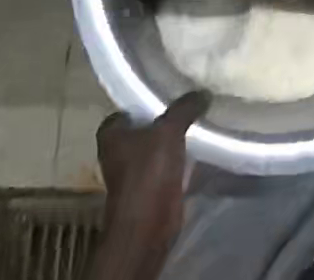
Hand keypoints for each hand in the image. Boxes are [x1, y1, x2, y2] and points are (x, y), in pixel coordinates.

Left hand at [96, 91, 210, 254]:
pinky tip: (200, 147)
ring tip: (199, 119)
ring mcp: (133, 171)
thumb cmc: (148, 171)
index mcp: (110, 133)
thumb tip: (202, 92)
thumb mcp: (169, 130)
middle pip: (145, 125)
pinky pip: (167, 164)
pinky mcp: (150, 188)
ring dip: (175, 138)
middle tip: (189, 102)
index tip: (168, 89)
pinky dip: (180, 158)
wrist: (148, 225)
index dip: (146, 97)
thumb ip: (184, 108)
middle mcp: (117, 151)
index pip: (129, 107)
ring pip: (157, 145)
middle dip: (164, 117)